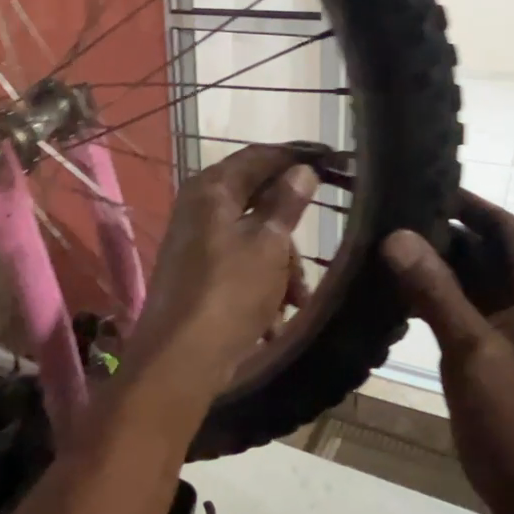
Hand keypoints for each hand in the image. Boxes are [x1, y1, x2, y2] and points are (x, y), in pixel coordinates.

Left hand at [123, 145, 317, 398]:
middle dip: (288, 233)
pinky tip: (274, 318)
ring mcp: (194, 242)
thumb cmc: (230, 291)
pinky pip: (238, 267)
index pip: (258, 156)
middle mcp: (198, 207)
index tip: (331, 161)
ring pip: (252, 239)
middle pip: (256, 201)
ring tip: (294, 300)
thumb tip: (301, 169)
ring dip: (279, 268)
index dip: (294, 156)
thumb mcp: (268, 245)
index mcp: (211, 189)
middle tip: (308, 261)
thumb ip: (285, 204)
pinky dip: (260, 286)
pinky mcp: (196, 274)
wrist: (182, 356)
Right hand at [381, 192, 513, 513]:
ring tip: (378, 244)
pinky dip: (425, 298)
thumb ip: (437, 293)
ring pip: (463, 283)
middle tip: (384, 212)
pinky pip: (452, 312)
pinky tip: (389, 294)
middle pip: (480, 252)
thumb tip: (397, 235)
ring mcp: (500, 333)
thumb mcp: (475, 351)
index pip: (504, 230)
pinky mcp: (481, 358)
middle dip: (438, 230)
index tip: (421, 183)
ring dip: (429, 264)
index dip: (469, 202)